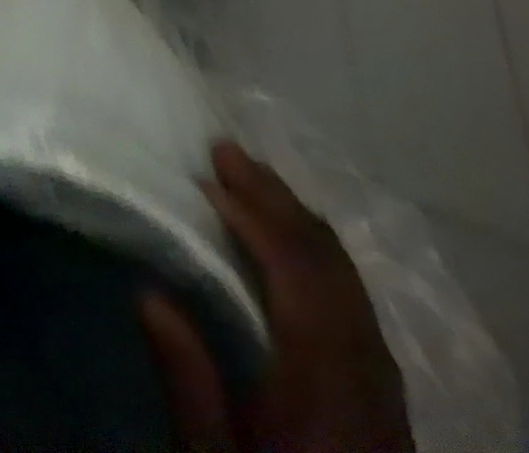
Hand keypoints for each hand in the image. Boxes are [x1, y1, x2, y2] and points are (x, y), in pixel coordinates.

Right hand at [138, 141, 413, 451]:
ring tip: (248, 177)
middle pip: (322, 251)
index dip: (251, 215)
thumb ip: (188, 378)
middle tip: (223, 150)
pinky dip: (311, 242)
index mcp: (321, 369)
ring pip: (341, 262)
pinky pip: (347, 282)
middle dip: (272, 193)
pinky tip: (286, 236)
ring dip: (293, 212)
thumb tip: (148, 295)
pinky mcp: (380, 371)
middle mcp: (361, 351)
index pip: (293, 266)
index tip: (206, 180)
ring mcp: (379, 360)